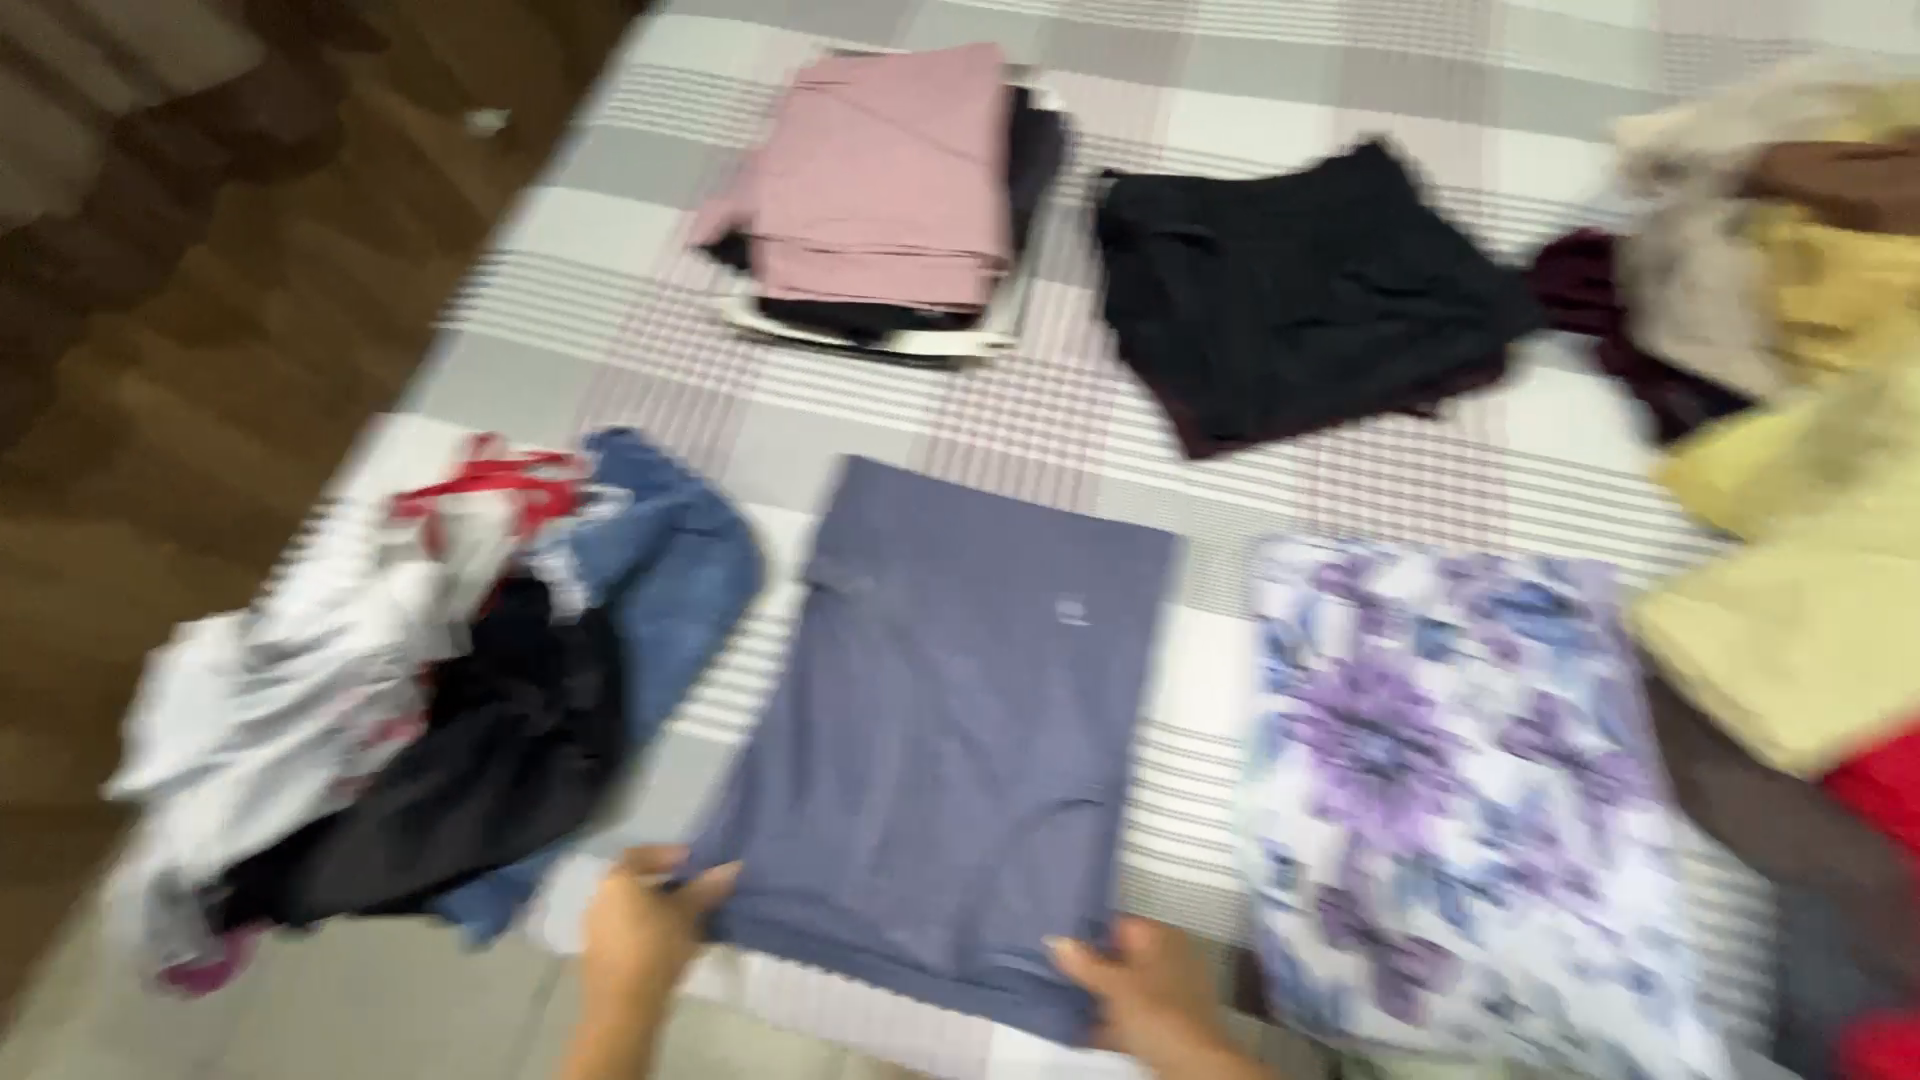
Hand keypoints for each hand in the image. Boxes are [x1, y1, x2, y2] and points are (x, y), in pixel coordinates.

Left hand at [578, 846, 740, 1016]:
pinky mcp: (599, 959)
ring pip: (633, 910)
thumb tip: (733, 866)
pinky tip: (673, 944)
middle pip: (636, 883)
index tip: (691, 863)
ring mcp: (596, 932)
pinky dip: (650, 930)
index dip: (667, 854)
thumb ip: (707, 887)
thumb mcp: (687, 913)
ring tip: (690, 920)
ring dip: (660, 910)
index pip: (639, 854)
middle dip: (668, 885)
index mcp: (616, 882)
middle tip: (695, 890)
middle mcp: (599, 902)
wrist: (623, 1009)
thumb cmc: (654, 947)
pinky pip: (628, 932)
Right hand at [1048, 918, 1249, 1077]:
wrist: (1196, 1071)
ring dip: (1097, 998)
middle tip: (1052, 969)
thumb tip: (1055, 939)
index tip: (1058, 940)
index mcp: (1162, 938)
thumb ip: (1084, 963)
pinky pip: (1131, 1017)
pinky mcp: (1167, 1027)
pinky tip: (1078, 1032)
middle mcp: (1169, 959)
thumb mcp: (1116, 986)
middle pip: (1120, 958)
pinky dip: (1109, 1024)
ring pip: (1124, 989)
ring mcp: (1169, 995)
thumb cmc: (1157, 1014)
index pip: (1118, 924)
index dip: (1088, 932)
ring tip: (1059, 1000)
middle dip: (1090, 967)